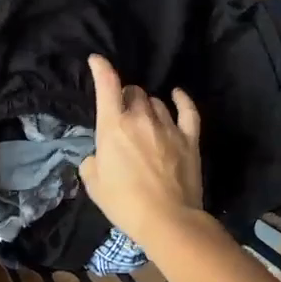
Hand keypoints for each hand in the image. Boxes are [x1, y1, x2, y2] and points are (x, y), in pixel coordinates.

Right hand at [79, 54, 205, 243]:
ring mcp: (167, 127)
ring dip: (147, 105)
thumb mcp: (93, 184)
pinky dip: (182, 100)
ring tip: (145, 117)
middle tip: (122, 112)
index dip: (101, 68)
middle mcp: (140, 118)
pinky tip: (177, 94)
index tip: (96, 60)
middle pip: (133, 92)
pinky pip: (187, 111)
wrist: (168, 221)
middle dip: (126, 97)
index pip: (106, 85)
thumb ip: (91, 162)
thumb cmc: (124, 203)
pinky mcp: (189, 139)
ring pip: (156, 102)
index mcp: (113, 126)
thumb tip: (98, 157)